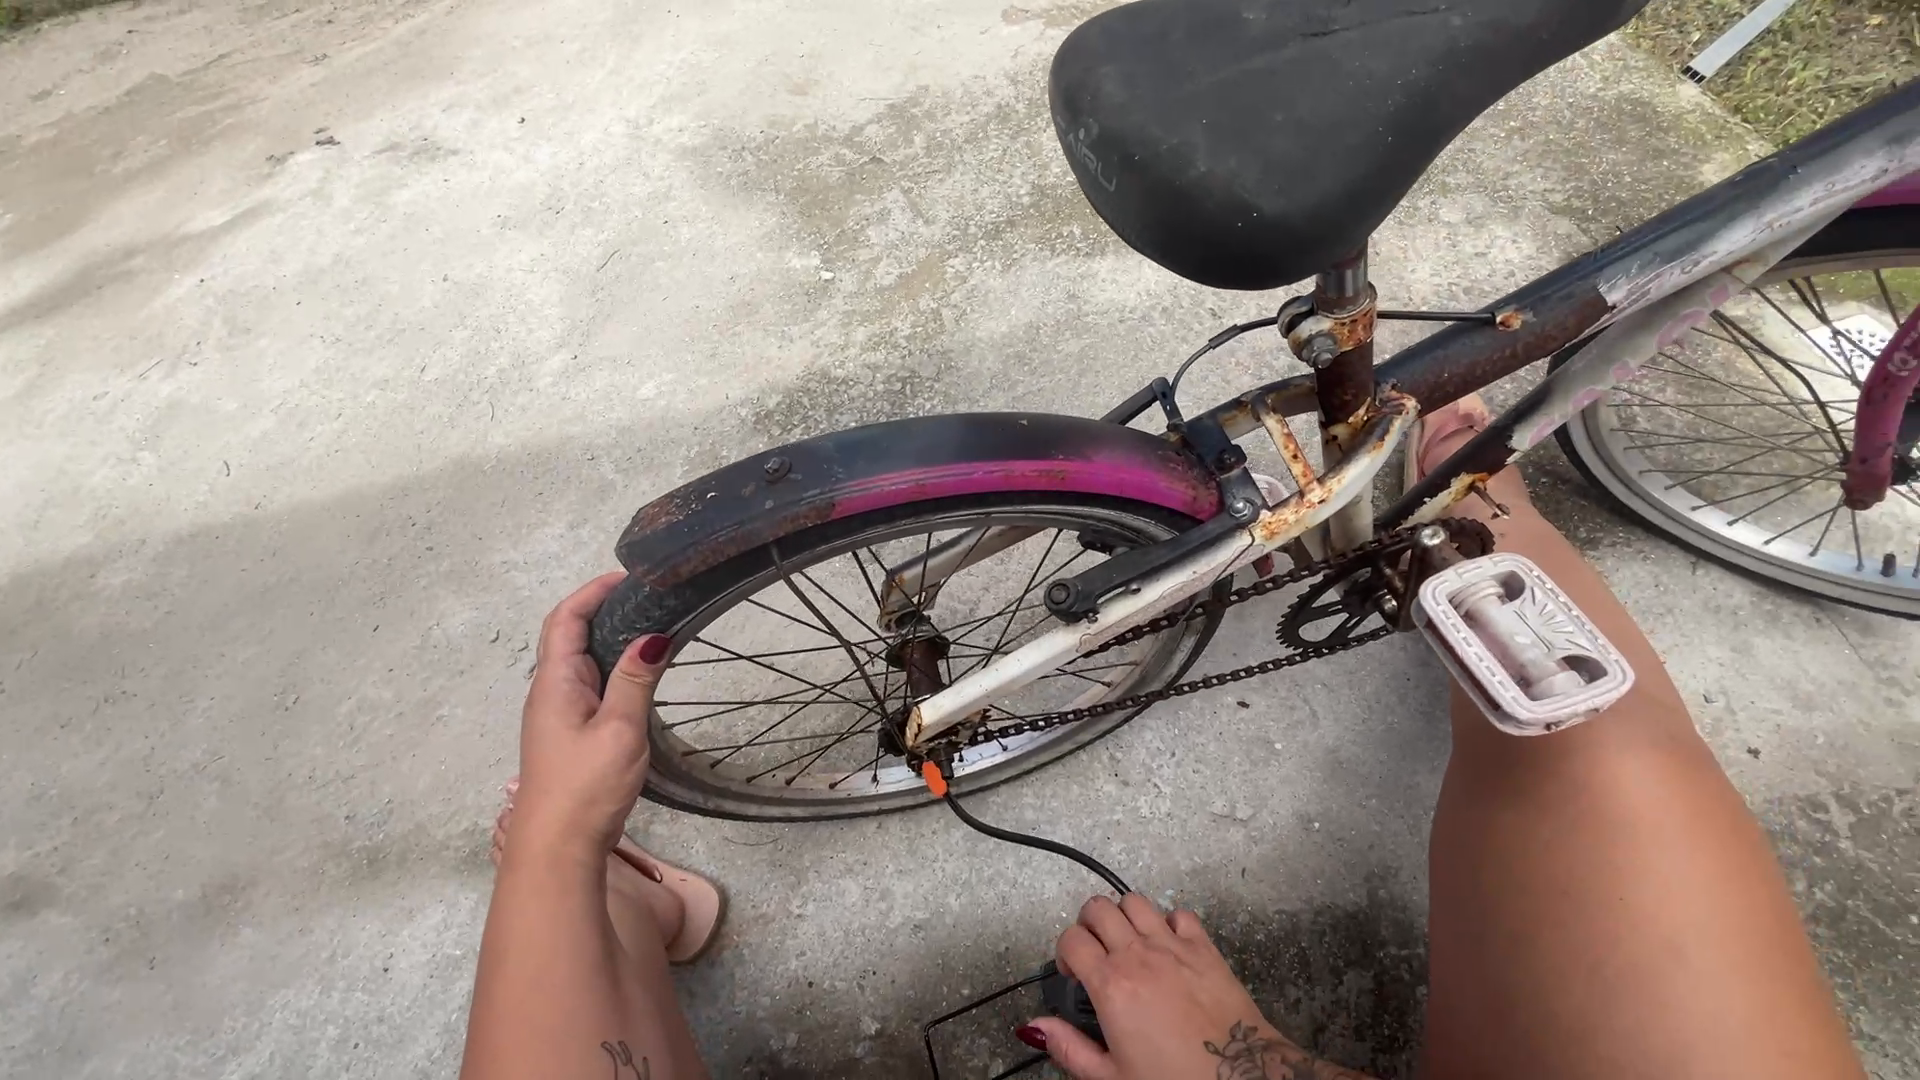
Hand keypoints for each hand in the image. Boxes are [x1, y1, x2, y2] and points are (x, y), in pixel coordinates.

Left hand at [508, 572, 670, 865]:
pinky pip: (590, 683)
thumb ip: (635, 680)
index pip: (564, 620)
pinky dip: (613, 665)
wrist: (558, 848)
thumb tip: (654, 636)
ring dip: (609, 636)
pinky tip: (638, 673)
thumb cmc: (585, 784)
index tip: (629, 577)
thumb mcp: (619, 728)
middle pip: (569, 635)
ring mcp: (559, 714)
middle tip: (650, 597)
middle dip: (603, 608)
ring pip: (581, 661)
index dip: (591, 592)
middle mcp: (551, 692)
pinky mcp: (571, 733)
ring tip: (651, 624)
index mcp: (555, 683)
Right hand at [1025, 895, 1316, 1079]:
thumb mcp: (1113, 1078)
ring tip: (1128, 943)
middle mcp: (1137, 953)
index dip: (1065, 953)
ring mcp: (1172, 945)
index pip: (1071, 939)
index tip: (1074, 974)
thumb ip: (1070, 1048)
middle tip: (1097, 953)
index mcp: (1110, 984)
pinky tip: (1168, 947)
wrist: (1242, 1078)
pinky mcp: (1204, 946)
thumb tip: (1035, 1026)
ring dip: (1125, 916)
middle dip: (1089, 925)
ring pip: (1134, 901)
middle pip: (1097, 907)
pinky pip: (1179, 913)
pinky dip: (1169, 923)